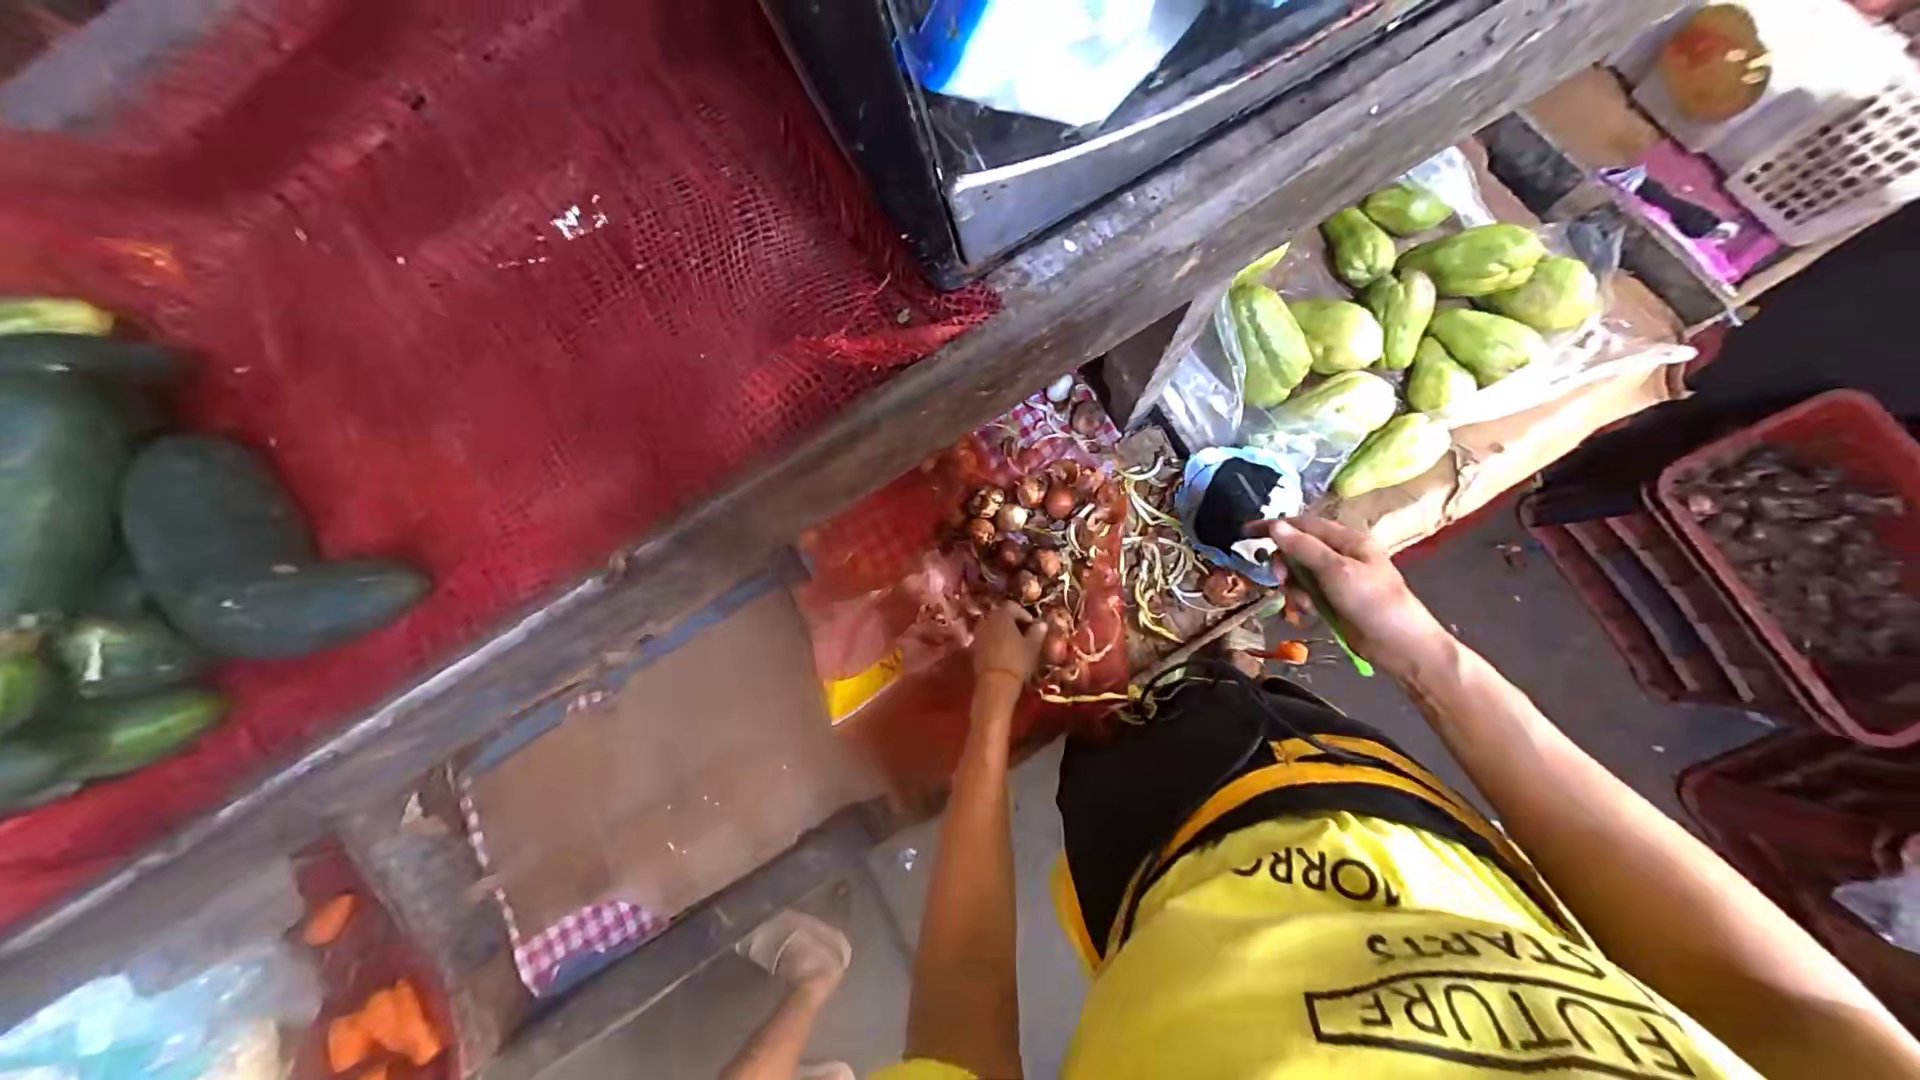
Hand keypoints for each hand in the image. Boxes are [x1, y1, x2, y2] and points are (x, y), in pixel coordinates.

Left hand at [971, 602, 1046, 689]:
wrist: (996, 682)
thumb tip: (1041, 625)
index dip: (1025, 616)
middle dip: (1013, 623)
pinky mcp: (973, 648)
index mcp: (1001, 615)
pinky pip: (986, 639)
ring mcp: (978, 634)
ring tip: (1015, 643)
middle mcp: (987, 620)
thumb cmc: (1018, 660)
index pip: (1013, 608)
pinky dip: (995, 642)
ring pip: (992, 628)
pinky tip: (1004, 652)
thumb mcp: (1032, 646)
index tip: (1034, 625)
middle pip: (1001, 617)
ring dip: (1003, 633)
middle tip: (1025, 633)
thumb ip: (1037, 632)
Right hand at [1250, 517, 1454, 679]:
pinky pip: (1305, 591)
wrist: (1400, 646)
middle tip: (1280, 580)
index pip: (1302, 524)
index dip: (1273, 526)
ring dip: (1293, 586)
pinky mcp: (1334, 597)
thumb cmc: (1372, 602)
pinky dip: (1301, 599)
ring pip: (1298, 572)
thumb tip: (1275, 525)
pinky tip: (1307, 612)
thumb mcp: (1335, 571)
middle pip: (1297, 548)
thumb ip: (1303, 548)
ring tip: (1301, 603)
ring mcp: (1337, 577)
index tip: (1245, 533)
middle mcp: (1341, 554)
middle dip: (1285, 564)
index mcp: (1347, 539)